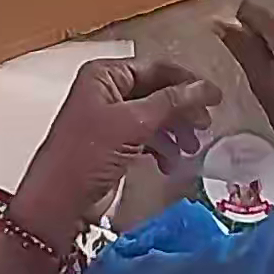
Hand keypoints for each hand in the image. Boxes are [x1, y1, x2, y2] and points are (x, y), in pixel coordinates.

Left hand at [14, 59, 220, 246]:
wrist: (57, 204)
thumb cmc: (89, 154)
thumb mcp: (133, 123)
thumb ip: (172, 102)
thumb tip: (208, 87)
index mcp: (106, 75)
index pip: (156, 69)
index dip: (186, 82)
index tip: (216, 98)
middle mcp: (108, 91)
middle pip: (157, 92)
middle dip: (182, 110)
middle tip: (205, 126)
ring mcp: (110, 118)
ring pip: (155, 116)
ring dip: (175, 131)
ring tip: (190, 149)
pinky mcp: (113, 144)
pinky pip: (146, 137)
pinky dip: (161, 148)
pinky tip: (170, 164)